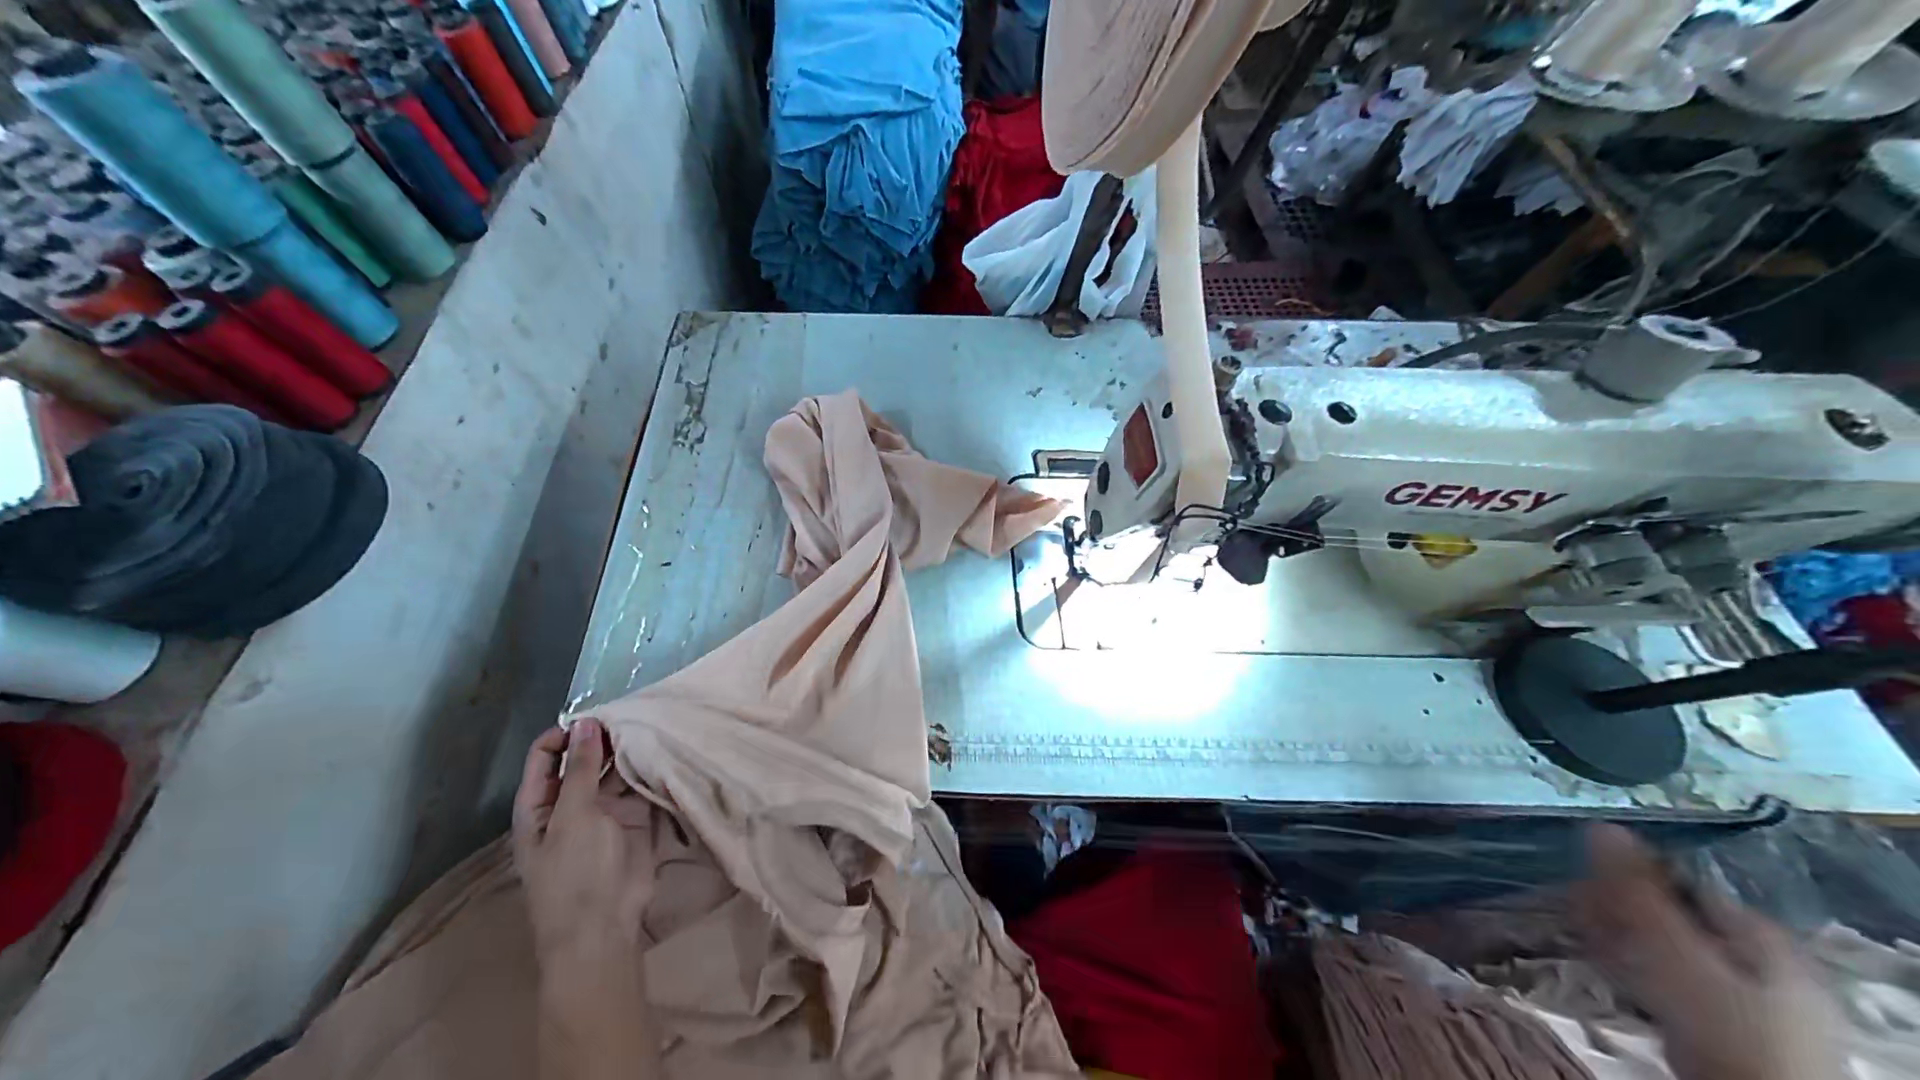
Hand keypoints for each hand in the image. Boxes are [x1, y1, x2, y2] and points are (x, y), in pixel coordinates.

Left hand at [511, 719, 654, 956]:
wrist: (603, 928)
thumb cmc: (574, 874)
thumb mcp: (573, 816)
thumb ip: (583, 768)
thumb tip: (587, 722)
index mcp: (540, 804)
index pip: (547, 755)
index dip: (567, 734)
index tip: (598, 721)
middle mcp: (571, 802)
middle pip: (585, 760)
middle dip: (606, 739)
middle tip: (636, 717)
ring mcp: (604, 812)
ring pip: (616, 772)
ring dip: (630, 753)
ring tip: (655, 728)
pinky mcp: (635, 820)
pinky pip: (641, 787)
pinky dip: (651, 770)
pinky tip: (665, 751)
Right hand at [1574, 824, 1841, 1079]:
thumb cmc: (1723, 1022)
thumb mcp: (1676, 952)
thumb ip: (1638, 892)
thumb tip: (1599, 825)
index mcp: (1758, 934)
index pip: (1682, 882)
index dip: (1629, 872)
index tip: (1579, 870)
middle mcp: (1754, 958)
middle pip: (1670, 914)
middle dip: (1616, 904)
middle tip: (1570, 901)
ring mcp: (1737, 994)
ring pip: (1663, 946)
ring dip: (1616, 933)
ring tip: (1576, 927)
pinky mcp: (1714, 1022)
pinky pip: (1662, 976)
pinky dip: (1629, 963)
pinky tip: (1601, 962)